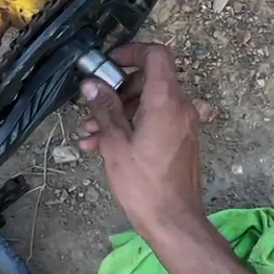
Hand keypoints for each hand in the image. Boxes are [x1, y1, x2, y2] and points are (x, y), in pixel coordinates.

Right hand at [78, 42, 205, 236]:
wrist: (172, 221)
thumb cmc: (144, 184)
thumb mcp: (115, 142)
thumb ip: (104, 109)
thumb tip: (92, 85)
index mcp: (166, 101)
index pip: (156, 55)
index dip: (132, 52)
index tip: (109, 64)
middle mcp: (180, 107)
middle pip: (148, 81)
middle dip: (116, 91)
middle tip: (92, 108)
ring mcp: (183, 125)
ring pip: (147, 104)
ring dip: (118, 113)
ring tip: (91, 134)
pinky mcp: (180, 141)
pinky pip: (155, 122)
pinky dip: (132, 126)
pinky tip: (103, 146)